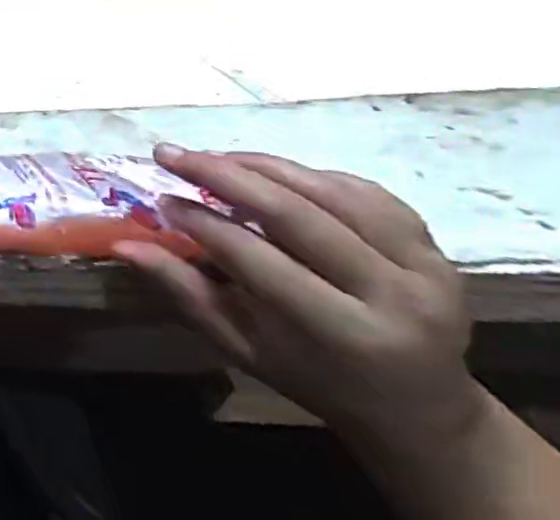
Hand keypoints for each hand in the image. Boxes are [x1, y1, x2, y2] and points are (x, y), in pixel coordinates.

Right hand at [116, 147, 483, 449]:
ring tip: (211, 158)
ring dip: (259, 165)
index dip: (203, 224)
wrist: (419, 404)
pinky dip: (304, 173)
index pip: (259, 261)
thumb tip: (126, 245)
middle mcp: (396, 296)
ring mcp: (425, 264)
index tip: (160, 198)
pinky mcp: (434, 242)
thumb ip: (186, 292)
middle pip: (295, 214)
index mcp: (347, 336)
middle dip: (222, 175)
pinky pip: (359, 188)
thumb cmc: (316, 379)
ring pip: (326, 190)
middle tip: (170, 154)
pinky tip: (267, 172)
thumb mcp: (244, 347)